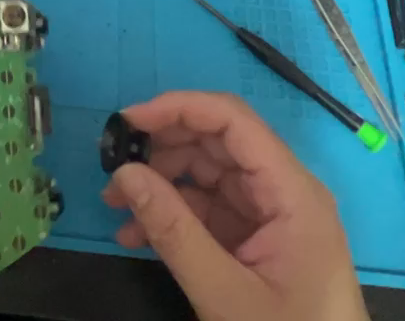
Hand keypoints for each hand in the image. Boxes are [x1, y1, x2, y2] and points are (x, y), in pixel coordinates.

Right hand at [102, 92, 366, 320]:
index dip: (179, 108)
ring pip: (206, 174)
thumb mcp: (226, 295)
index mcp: (292, 191)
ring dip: (159, 183)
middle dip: (161, 148)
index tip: (128, 121)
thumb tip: (124, 174)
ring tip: (115, 205)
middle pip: (216, 142)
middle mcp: (283, 191)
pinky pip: (208, 209)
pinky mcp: (256, 240)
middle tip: (113, 166)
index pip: (232, 120)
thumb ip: (174, 232)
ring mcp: (269, 216)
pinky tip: (135, 235)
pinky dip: (171, 215)